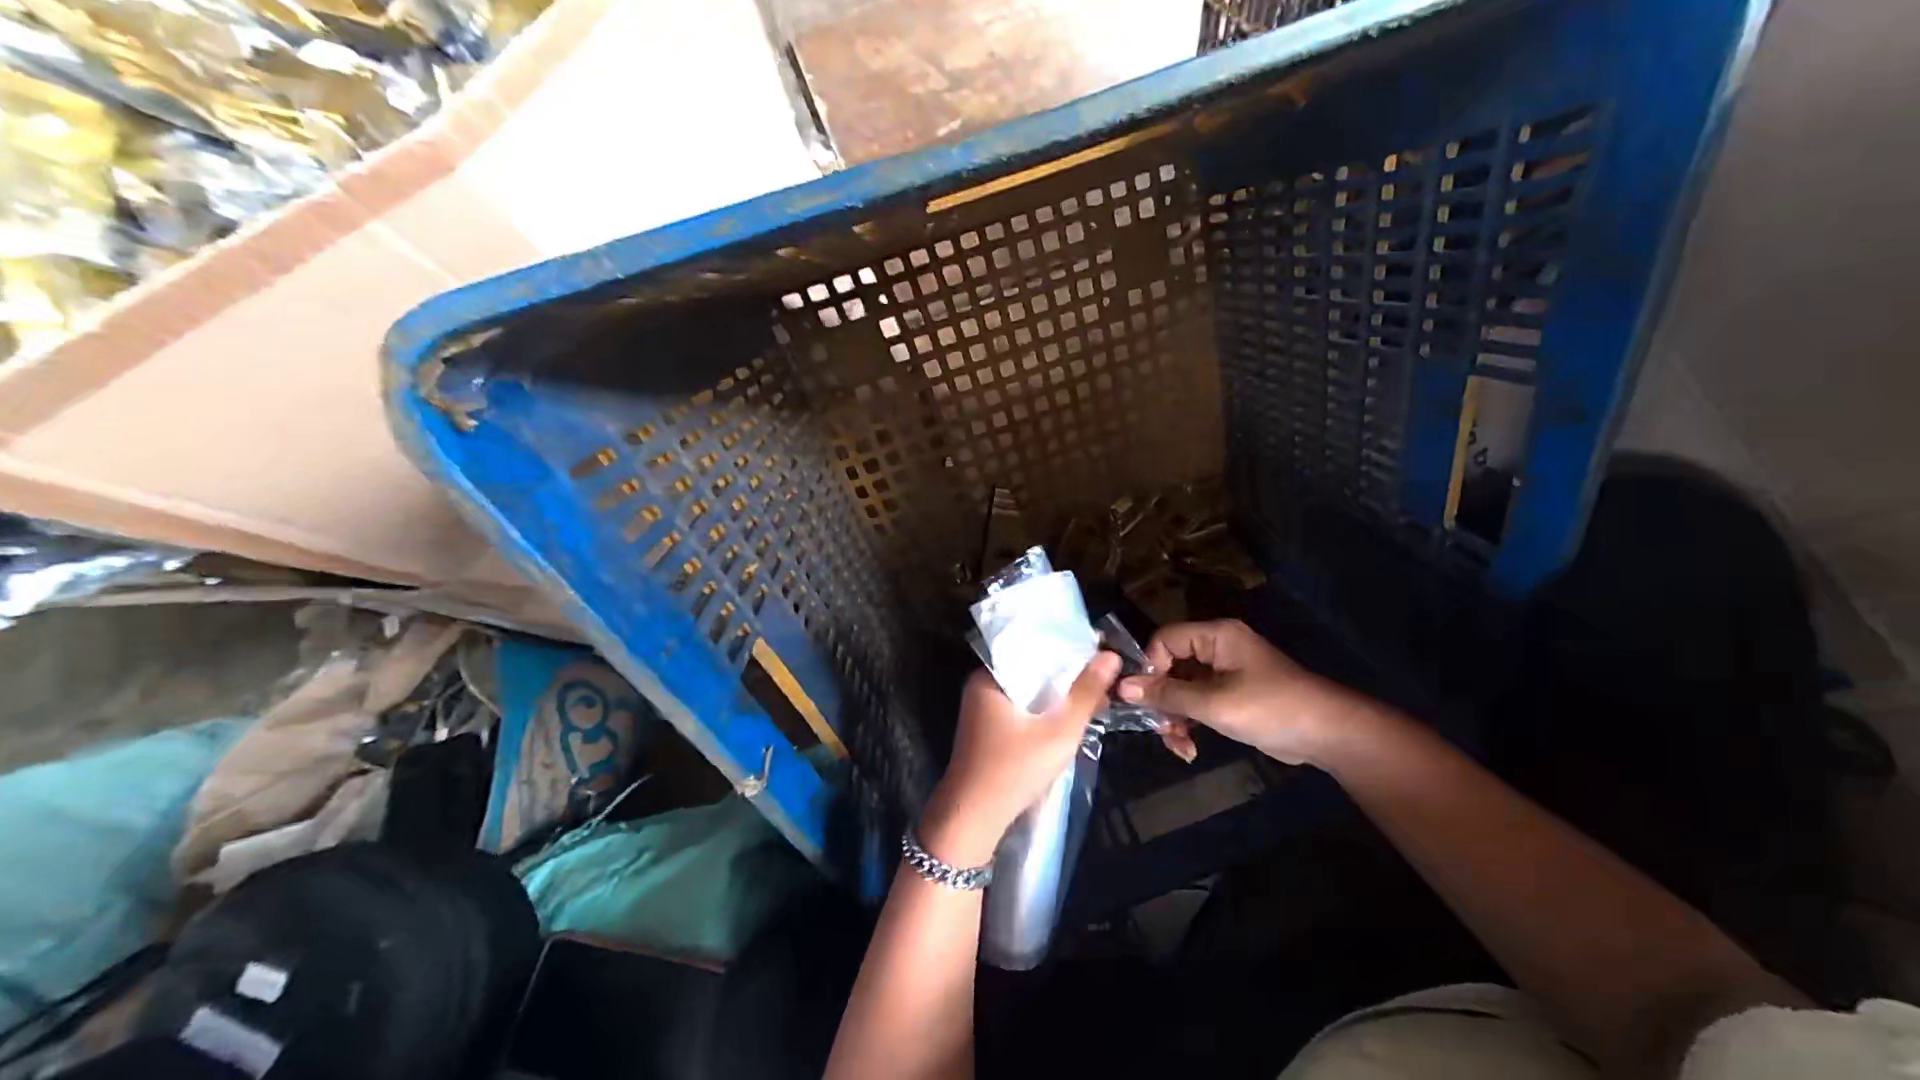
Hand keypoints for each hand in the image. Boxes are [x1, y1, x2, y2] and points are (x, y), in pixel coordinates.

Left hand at [918, 653, 1121, 866]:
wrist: (973, 818)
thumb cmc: (1014, 770)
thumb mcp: (1059, 731)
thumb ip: (1086, 693)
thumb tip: (1110, 655)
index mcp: (990, 675)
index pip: (1033, 645)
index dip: (1069, 644)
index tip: (1101, 646)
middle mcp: (983, 684)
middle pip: (1032, 667)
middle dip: (1068, 671)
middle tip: (1105, 674)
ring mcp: (983, 707)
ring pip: (1029, 688)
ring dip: (1058, 692)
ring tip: (1096, 694)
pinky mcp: (988, 727)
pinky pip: (1022, 705)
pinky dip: (1045, 707)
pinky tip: (1070, 714)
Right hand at [1117, 619, 1359, 765]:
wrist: (1328, 735)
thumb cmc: (1271, 709)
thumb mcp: (1214, 704)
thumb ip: (1167, 695)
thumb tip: (1122, 687)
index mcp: (1216, 637)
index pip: (1164, 639)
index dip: (1150, 667)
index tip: (1146, 698)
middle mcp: (1217, 649)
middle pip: (1171, 666)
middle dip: (1162, 700)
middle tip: (1159, 729)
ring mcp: (1225, 673)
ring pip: (1182, 689)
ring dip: (1175, 717)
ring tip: (1178, 746)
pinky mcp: (1231, 696)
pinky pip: (1198, 703)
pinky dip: (1191, 723)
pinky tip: (1190, 749)